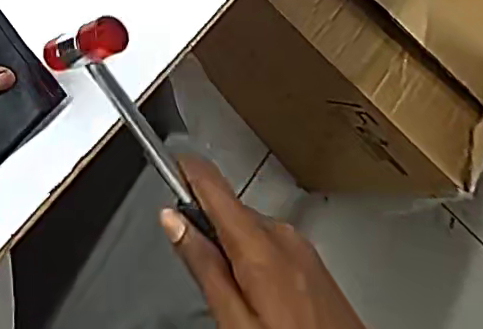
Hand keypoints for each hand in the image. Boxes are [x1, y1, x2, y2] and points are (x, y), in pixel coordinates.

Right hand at [161, 156, 366, 328]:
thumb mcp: (235, 323)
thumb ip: (202, 265)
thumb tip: (171, 219)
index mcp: (258, 244)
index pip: (210, 180)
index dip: (183, 170)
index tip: (167, 169)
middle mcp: (282, 234)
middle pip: (227, 208)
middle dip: (208, 229)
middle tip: (205, 275)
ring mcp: (303, 249)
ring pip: (248, 229)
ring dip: (233, 250)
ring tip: (240, 302)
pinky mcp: (316, 265)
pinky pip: (272, 246)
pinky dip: (256, 261)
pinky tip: (265, 304)